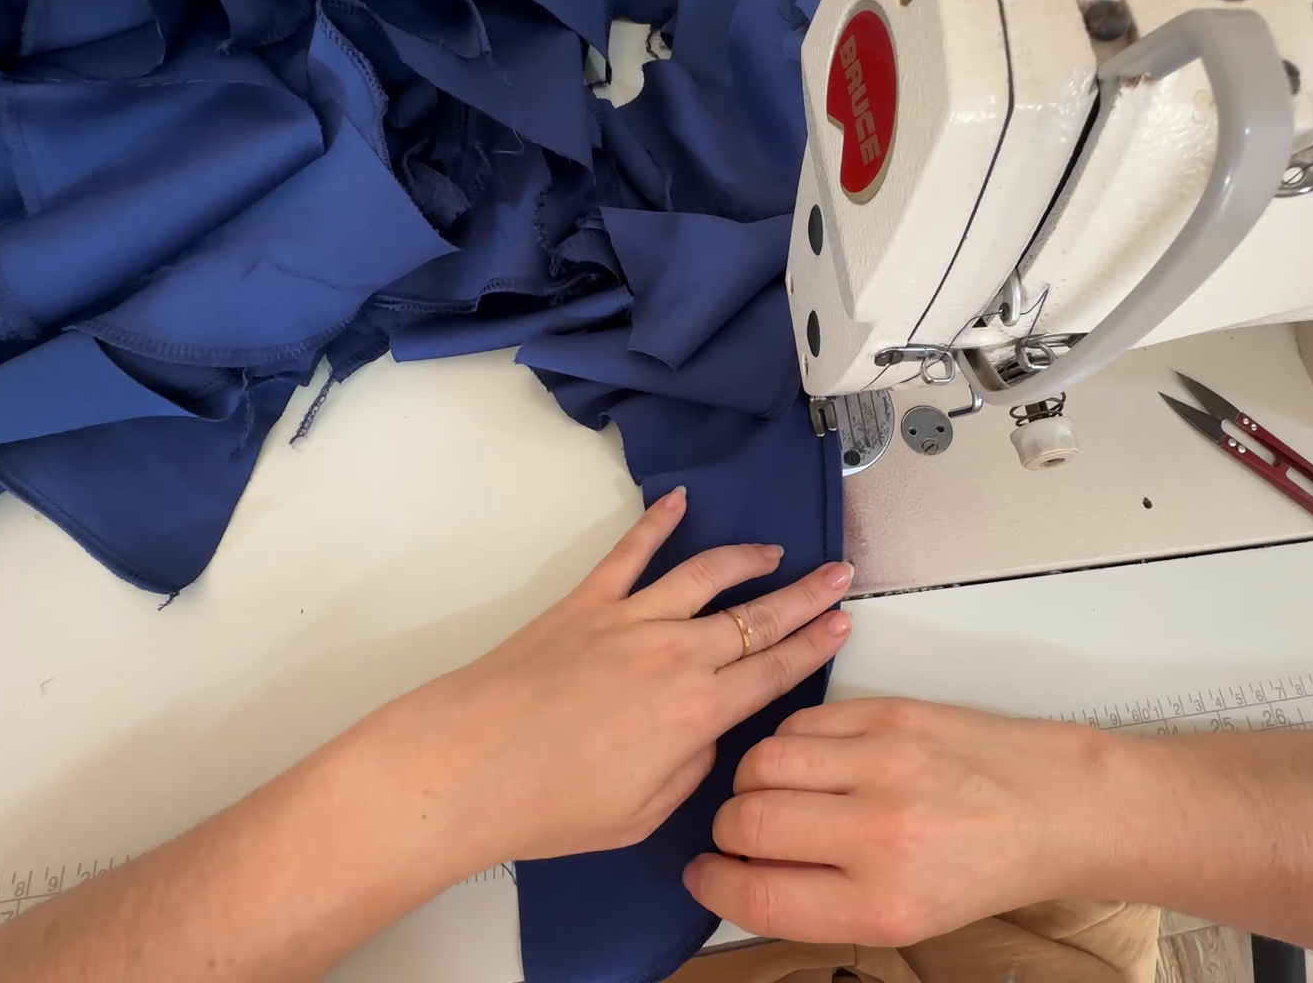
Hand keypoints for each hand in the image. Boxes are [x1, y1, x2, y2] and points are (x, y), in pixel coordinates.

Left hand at [357, 487, 852, 867]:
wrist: (468, 767)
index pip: (776, 668)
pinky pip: (632, 551)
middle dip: (807, 595)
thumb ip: (693, 763)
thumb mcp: (645, 811)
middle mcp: (678, 652)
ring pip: (707, 574)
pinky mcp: (590, 600)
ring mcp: (633, 617)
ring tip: (774, 550)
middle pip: (758, 616)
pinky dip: (657, 522)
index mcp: (699, 709)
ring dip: (747, 558)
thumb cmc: (554, 805)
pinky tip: (679, 501)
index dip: (816, 643)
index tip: (844, 620)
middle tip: (839, 574)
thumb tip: (705, 725)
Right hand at [683, 698, 1111, 945]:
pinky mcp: (888, 712)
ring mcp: (882, 760)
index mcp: (884, 902)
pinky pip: (802, 720)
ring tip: (771, 789)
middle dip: (726, 828)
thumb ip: (823, 899)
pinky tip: (808, 758)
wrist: (1051, 804)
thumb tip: (746, 871)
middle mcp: (878, 831)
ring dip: (750, 778)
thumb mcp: (907, 916)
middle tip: (739, 830)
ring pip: (764, 759)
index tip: (704, 873)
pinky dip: (788, 741)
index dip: (713, 884)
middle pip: (749, 820)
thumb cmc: (981, 868)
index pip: (760, 893)